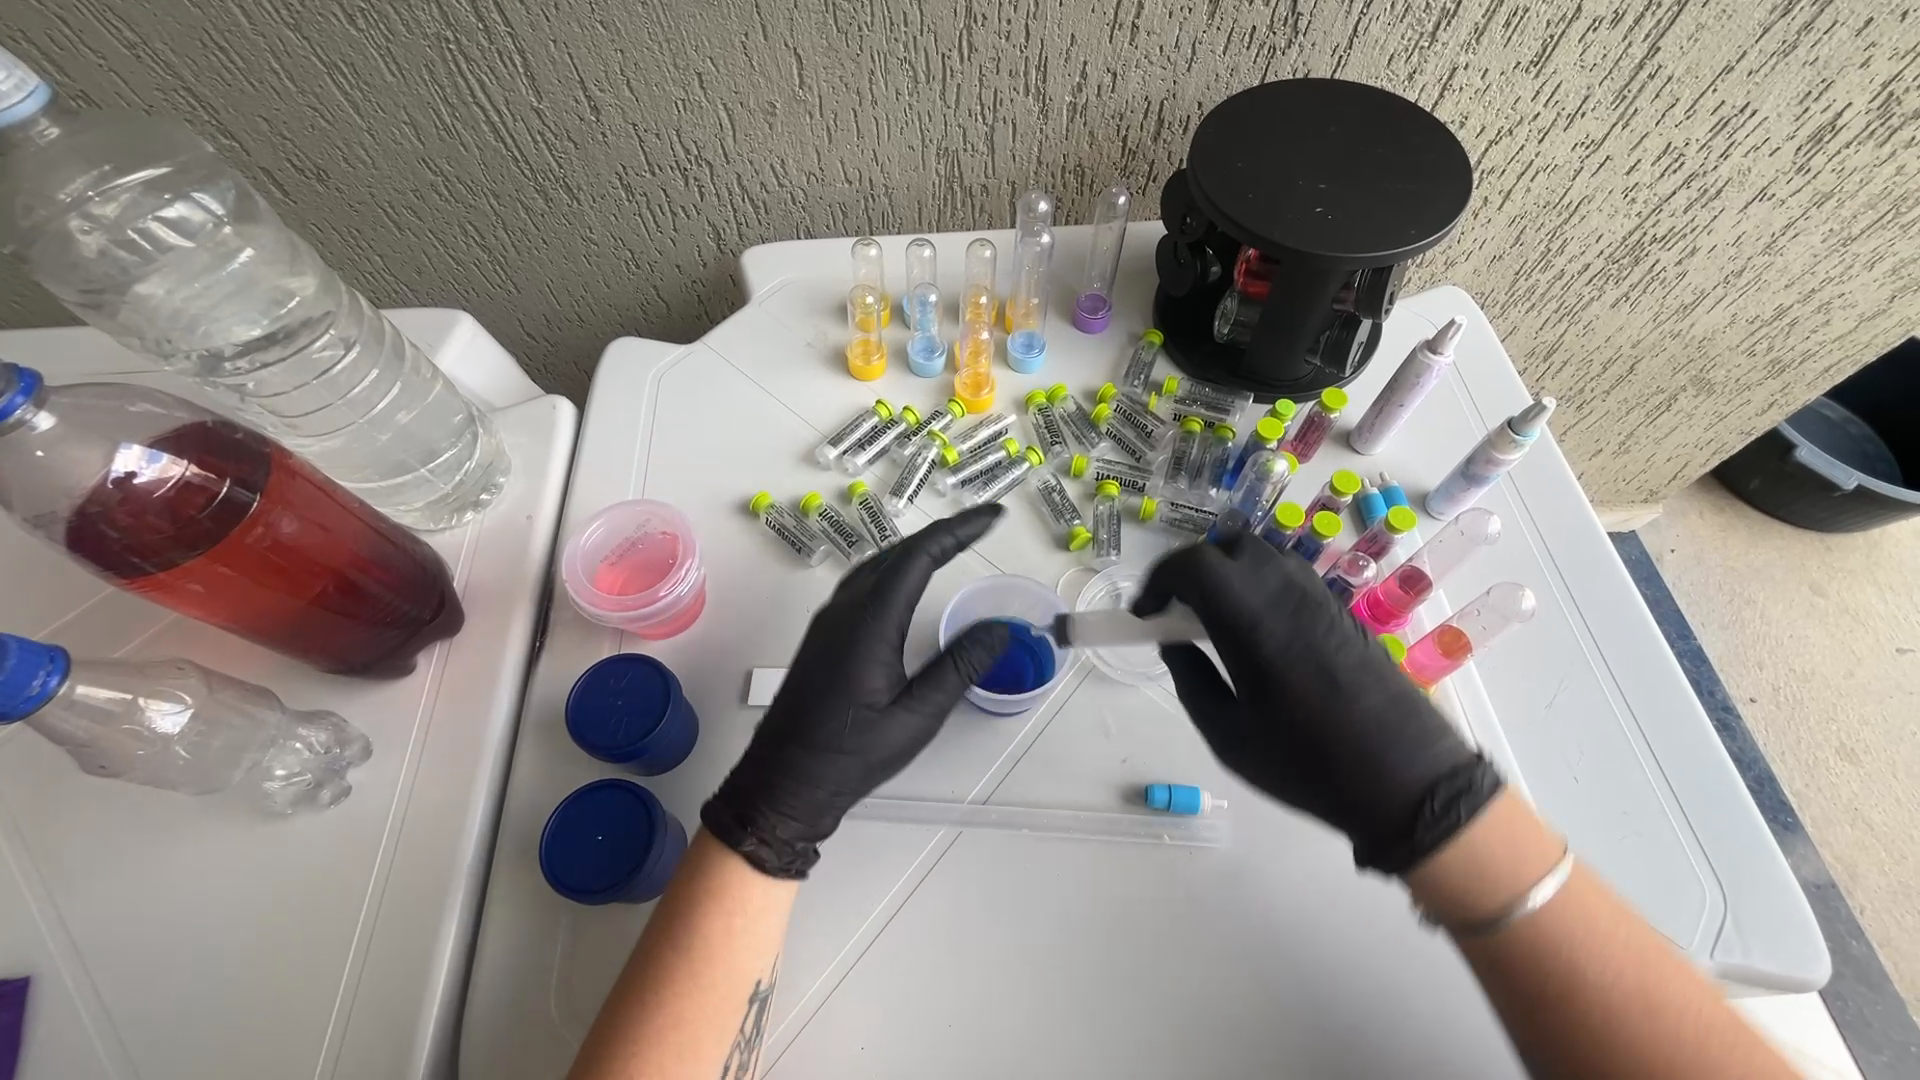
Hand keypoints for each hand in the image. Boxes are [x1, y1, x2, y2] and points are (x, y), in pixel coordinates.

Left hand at [702, 506, 1011, 878]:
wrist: (783, 782)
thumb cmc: (851, 756)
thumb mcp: (917, 716)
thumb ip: (959, 667)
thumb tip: (1001, 628)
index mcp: (869, 622)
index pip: (920, 556)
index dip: (959, 531)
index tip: (993, 519)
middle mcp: (845, 610)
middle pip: (897, 552)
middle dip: (943, 534)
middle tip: (983, 527)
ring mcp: (829, 621)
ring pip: (877, 565)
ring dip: (917, 548)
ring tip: (954, 545)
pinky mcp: (823, 635)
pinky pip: (863, 583)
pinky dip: (895, 568)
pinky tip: (908, 581)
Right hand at [1135, 531, 1502, 873]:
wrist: (1408, 780)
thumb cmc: (1308, 765)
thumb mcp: (1228, 737)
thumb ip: (1191, 681)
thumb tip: (1172, 644)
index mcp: (1253, 623)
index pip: (1194, 565)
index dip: (1159, 580)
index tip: (1146, 613)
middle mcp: (1288, 595)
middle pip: (1229, 546)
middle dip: (1191, 568)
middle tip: (1176, 610)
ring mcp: (1321, 598)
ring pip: (1263, 553)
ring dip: (1228, 571)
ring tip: (1213, 617)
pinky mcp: (1343, 611)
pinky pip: (1290, 574)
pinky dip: (1259, 583)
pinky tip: (1256, 627)